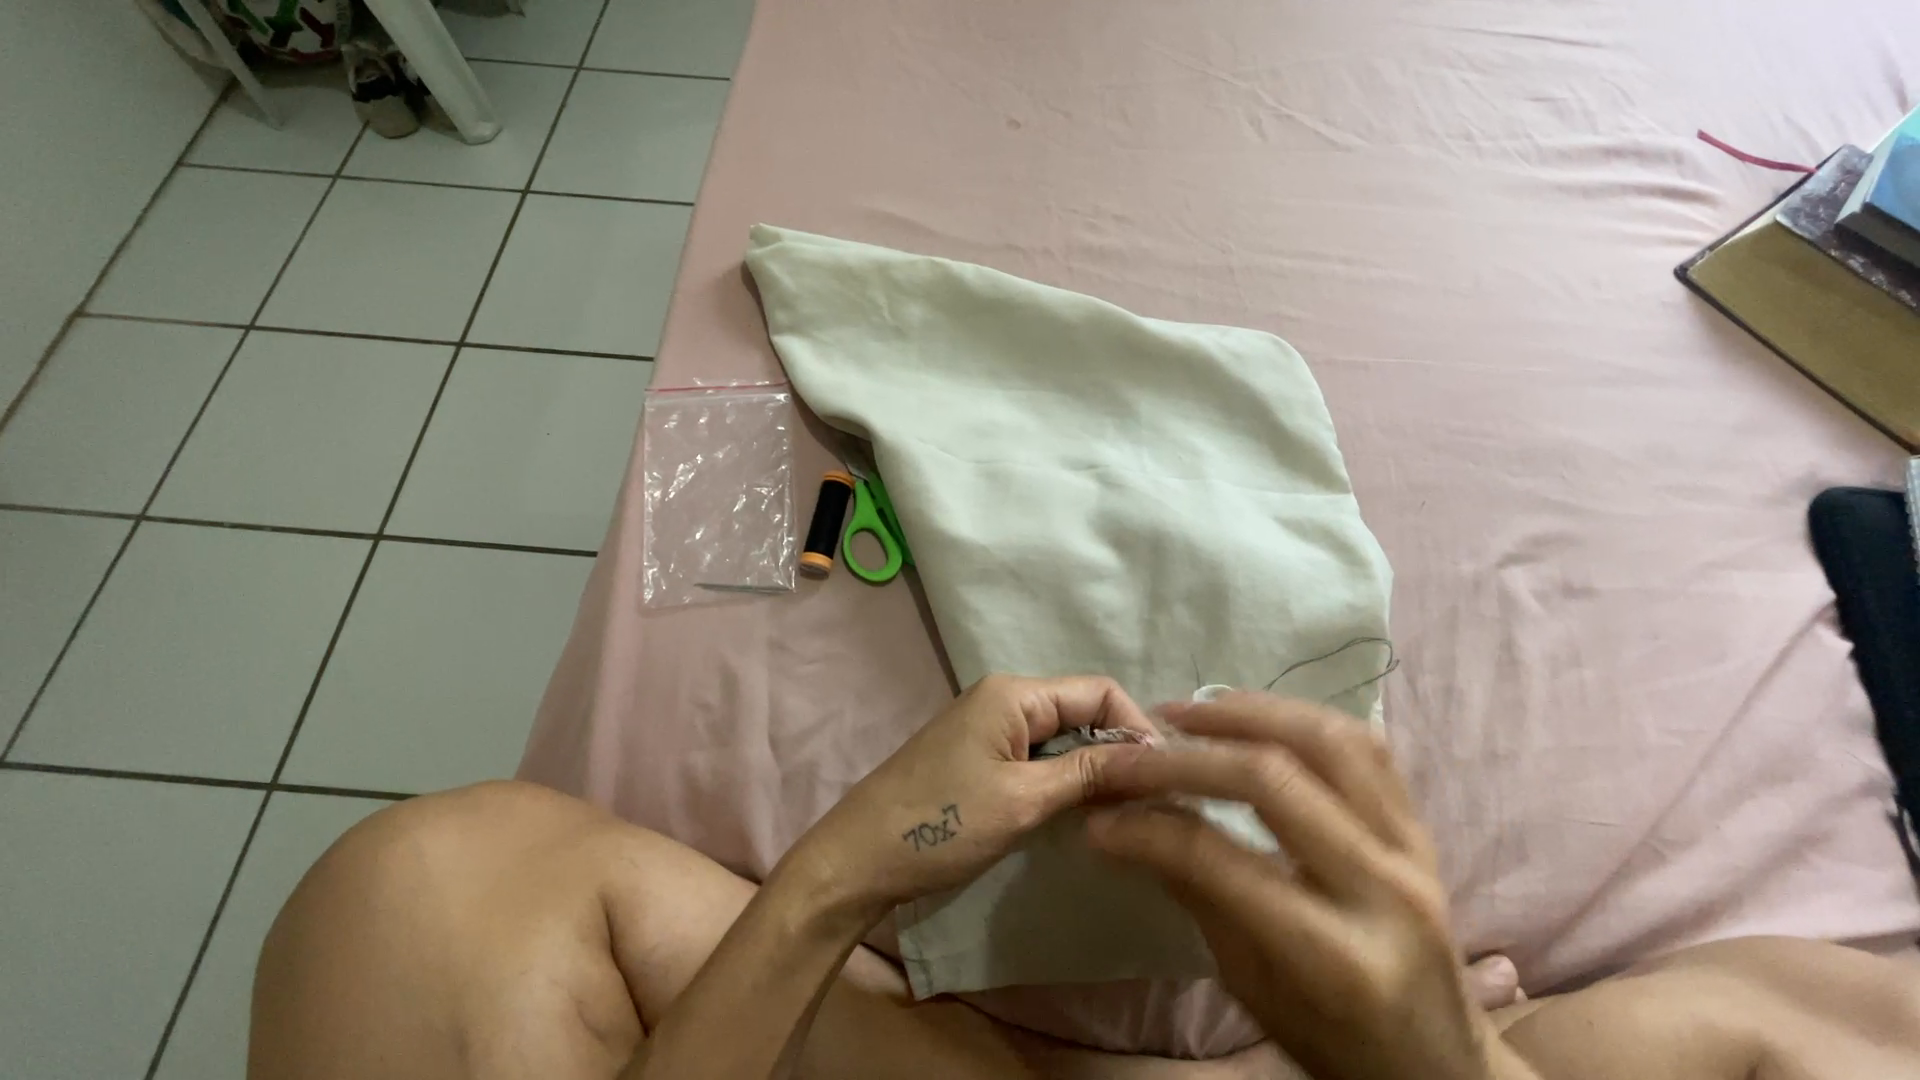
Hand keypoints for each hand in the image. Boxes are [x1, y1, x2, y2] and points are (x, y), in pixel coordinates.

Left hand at [786, 673, 1156, 925]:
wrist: (860, 859)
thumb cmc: (941, 825)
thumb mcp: (1023, 800)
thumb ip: (1087, 772)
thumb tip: (1151, 758)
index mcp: (1013, 694)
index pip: (1098, 691)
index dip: (1136, 727)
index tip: (1165, 777)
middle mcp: (1004, 699)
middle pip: (1082, 710)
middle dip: (1118, 749)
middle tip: (1152, 800)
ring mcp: (990, 728)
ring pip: (1062, 736)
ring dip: (1093, 767)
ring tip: (1127, 809)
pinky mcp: (982, 757)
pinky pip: (1038, 756)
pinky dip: (1065, 778)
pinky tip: (1085, 810)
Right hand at [1085, 693, 1529, 1079]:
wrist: (1438, 1062)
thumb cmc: (1331, 1040)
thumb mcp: (1248, 985)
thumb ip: (1194, 892)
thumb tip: (1125, 823)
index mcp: (1335, 954)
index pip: (1220, 860)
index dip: (1148, 827)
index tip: (1100, 813)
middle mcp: (1384, 888)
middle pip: (1274, 781)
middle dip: (1189, 757)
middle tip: (1136, 747)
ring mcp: (1414, 849)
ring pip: (1329, 741)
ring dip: (1248, 713)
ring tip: (1191, 712)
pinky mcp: (1422, 827)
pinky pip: (1365, 746)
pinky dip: (1301, 717)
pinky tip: (1255, 717)